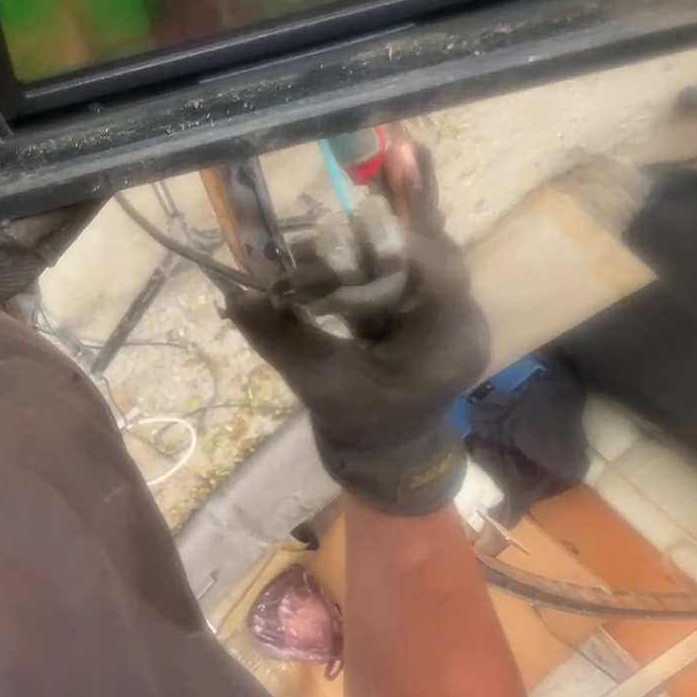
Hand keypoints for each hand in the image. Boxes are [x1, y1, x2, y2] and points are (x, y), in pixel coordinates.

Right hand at [226, 225, 487, 515]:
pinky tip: (325, 278)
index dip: (381, 249)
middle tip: (300, 260)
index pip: (434, 271)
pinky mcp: (432, 306)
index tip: (323, 252)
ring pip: (408, 256)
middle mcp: (461, 319)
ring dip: (354, 256)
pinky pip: (402, 268)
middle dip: (356, 251)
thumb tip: (235, 297)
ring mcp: (451, 310)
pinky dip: (362, 267)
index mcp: (445, 343)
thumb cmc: (356, 417)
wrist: (384, 446)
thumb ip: (278, 335)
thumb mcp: (314, 378)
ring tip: (305, 272)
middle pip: (419, 256)